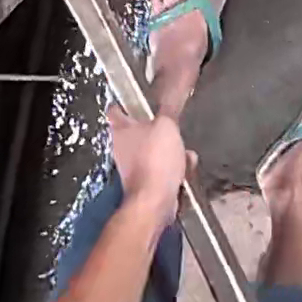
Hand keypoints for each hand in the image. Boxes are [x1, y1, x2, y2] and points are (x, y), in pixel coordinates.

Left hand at [108, 105, 189, 232]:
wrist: (155, 200)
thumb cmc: (156, 158)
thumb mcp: (166, 126)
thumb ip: (167, 113)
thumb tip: (168, 103)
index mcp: (120, 130)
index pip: (115, 110)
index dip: (123, 104)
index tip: (134, 100)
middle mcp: (121, 148)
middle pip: (139, 132)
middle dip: (159, 130)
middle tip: (171, 128)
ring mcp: (132, 167)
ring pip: (154, 151)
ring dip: (171, 151)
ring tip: (185, 152)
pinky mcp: (145, 183)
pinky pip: (161, 169)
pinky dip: (174, 168)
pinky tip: (186, 168)